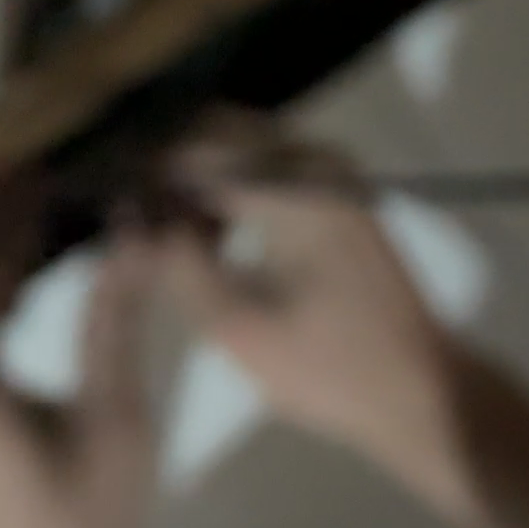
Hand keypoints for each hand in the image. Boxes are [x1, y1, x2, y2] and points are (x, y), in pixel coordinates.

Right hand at [146, 112, 481, 525]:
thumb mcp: (235, 324)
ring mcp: (329, 174)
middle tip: (126, 211)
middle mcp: (316, 163)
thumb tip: (128, 213)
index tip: (106, 193)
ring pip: (234, 149)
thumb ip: (174, 259)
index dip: (144, 169)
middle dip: (165, 168)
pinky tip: (201, 235)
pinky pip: (259, 170)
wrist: (422, 393)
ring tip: (154, 226)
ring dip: (192, 180)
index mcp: (296, 190)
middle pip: (214, 134)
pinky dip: (224, 193)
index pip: (195, 149)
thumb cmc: (330, 369)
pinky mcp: (331, 192)